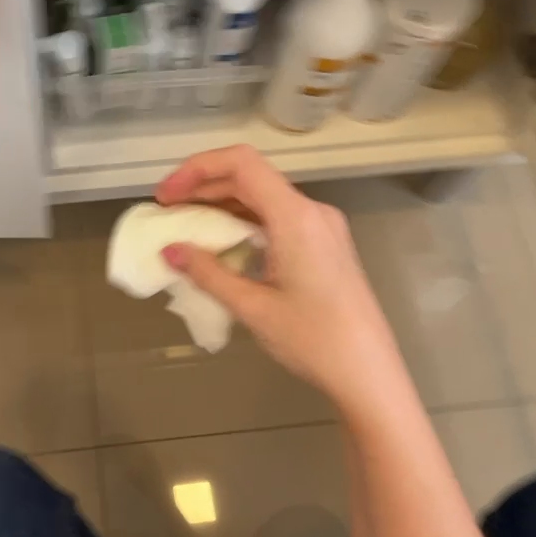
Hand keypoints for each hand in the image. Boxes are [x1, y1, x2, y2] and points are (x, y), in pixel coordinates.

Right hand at [157, 145, 406, 406]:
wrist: (369, 373)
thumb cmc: (313, 340)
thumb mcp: (252, 307)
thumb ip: (208, 274)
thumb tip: (170, 251)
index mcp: (295, 216)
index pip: (241, 164)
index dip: (197, 169)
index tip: (166, 196)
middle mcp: (311, 211)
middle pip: (250, 177)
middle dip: (204, 187)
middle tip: (167, 212)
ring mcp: (322, 226)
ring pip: (263, 198)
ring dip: (223, 205)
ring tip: (187, 227)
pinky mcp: (325, 244)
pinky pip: (278, 218)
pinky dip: (244, 222)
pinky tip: (223, 244)